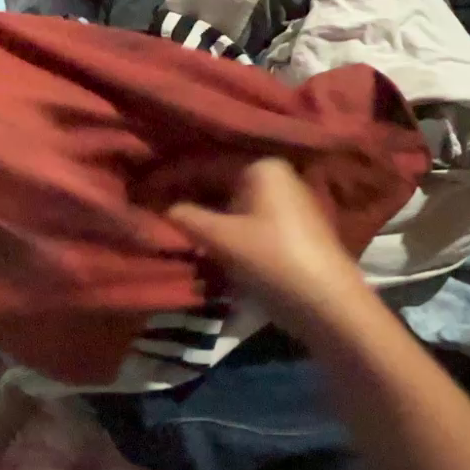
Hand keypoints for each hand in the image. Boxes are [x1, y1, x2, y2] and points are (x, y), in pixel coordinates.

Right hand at [167, 158, 375, 342]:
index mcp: (261, 165)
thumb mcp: (219, 237)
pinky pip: (242, 215)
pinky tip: (200, 237)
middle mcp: (274, 174)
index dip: (168, 177)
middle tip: (151, 206)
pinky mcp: (287, 227)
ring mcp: (284, 201)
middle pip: (216, 179)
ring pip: (228, 199)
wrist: (330, 307)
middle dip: (185, 194)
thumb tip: (161, 207)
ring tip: (171, 223)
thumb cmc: (272, 260)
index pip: (202, 162)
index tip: (140, 191)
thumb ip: (184, 216)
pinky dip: (220, 224)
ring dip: (201, 212)